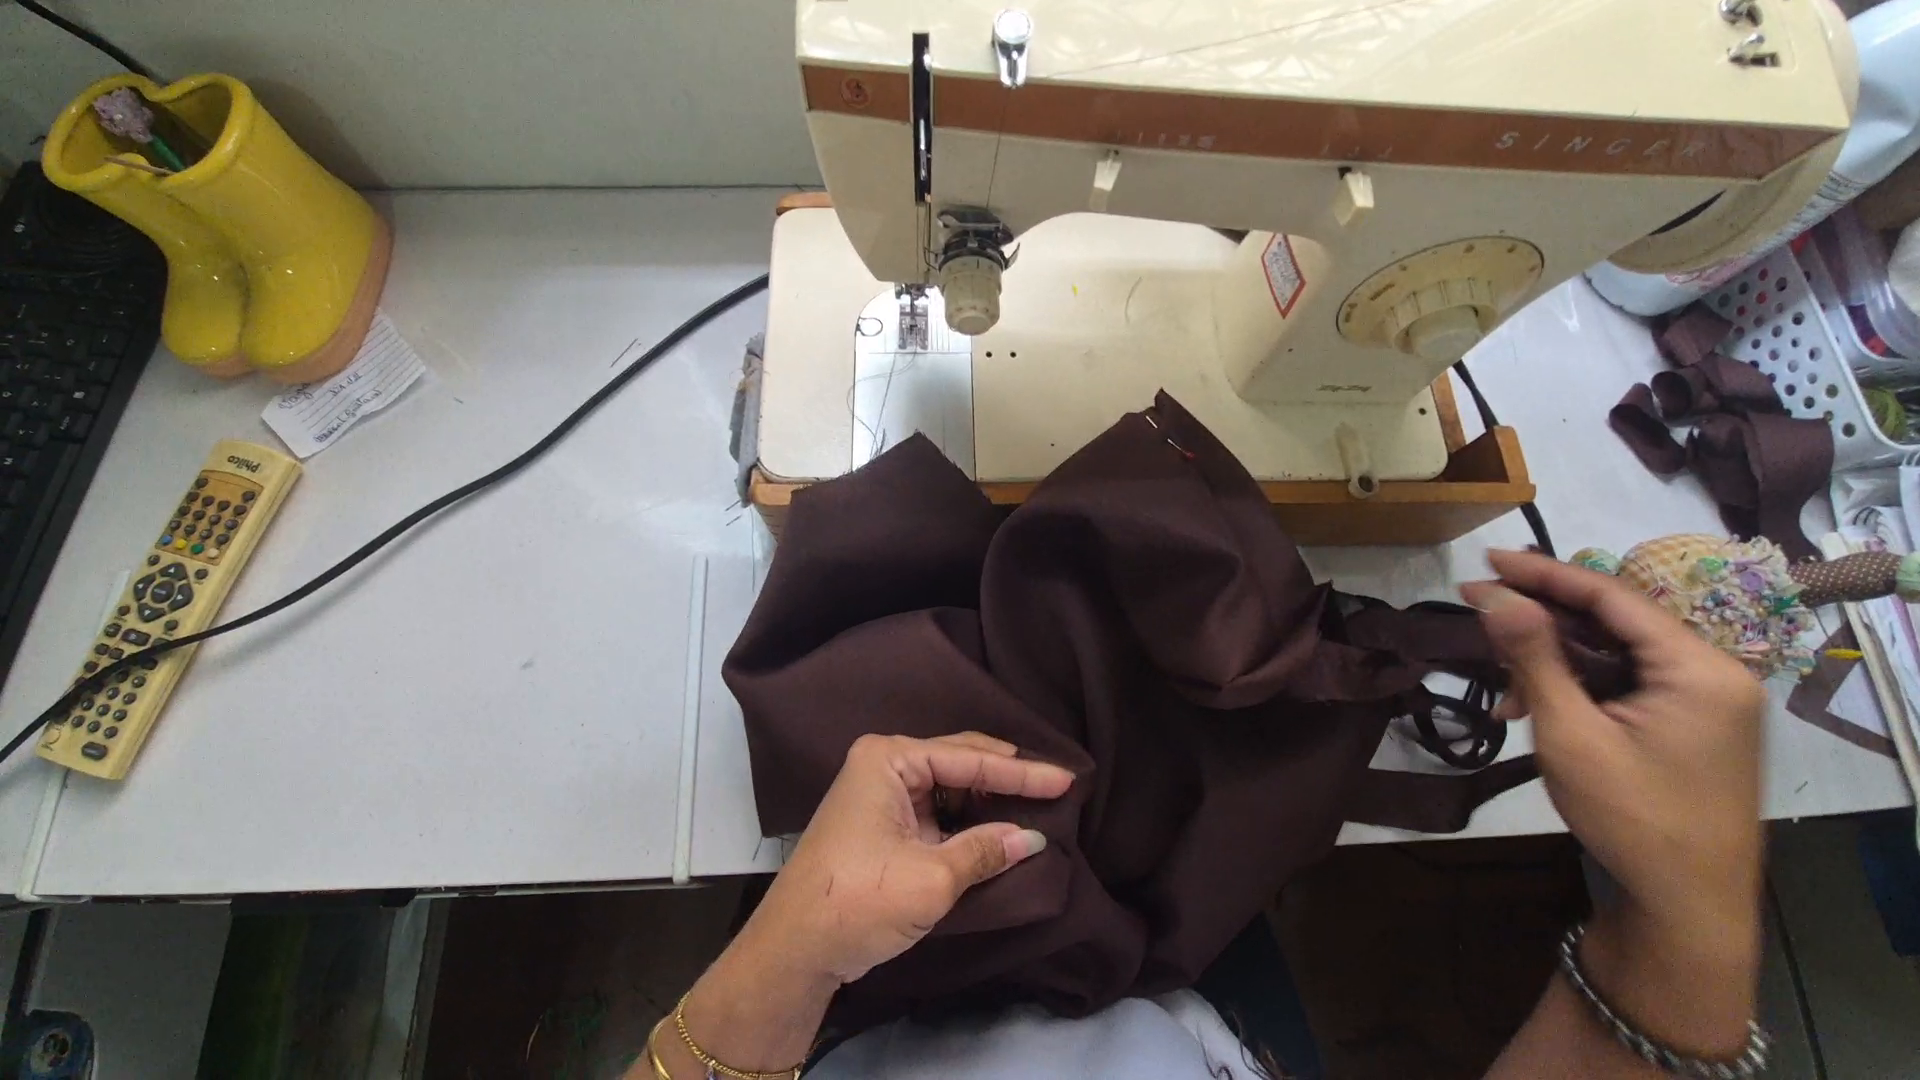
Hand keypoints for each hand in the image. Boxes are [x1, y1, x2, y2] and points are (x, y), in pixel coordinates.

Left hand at [747, 732, 1072, 985]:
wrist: (795, 951)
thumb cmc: (860, 901)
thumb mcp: (932, 878)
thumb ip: (985, 851)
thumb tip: (1034, 838)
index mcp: (888, 759)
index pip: (968, 759)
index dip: (1021, 773)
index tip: (1066, 779)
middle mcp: (883, 764)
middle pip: (959, 762)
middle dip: (1006, 776)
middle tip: (1056, 784)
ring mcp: (880, 793)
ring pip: (949, 786)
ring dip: (988, 798)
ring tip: (1037, 802)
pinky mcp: (883, 823)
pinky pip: (936, 809)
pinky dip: (968, 818)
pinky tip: (999, 826)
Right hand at [1461, 552, 1763, 1025]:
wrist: (1683, 903)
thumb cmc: (1630, 814)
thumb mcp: (1571, 731)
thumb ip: (1534, 656)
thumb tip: (1493, 595)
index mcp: (1699, 668)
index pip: (1612, 597)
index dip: (1544, 573)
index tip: (1486, 560)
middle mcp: (1710, 673)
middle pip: (1612, 621)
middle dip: (1540, 618)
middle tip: (1475, 606)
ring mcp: (1700, 701)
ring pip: (1610, 652)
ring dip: (1549, 658)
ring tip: (1499, 681)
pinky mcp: (1683, 724)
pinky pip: (1619, 682)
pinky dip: (1571, 686)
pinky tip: (1528, 704)